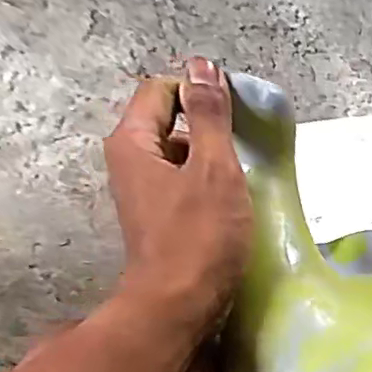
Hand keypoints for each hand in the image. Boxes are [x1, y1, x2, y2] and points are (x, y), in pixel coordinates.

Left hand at [100, 57, 253, 329]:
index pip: (161, 90)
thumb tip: (201, 66)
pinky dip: (207, 189)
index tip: (233, 117)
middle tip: (241, 153)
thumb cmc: (199, 237)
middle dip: (207, 131)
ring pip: (180, 158)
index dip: (198, 93)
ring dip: (211, 163)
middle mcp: (129, 163)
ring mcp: (142, 195)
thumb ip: (208, 116)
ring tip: (240, 184)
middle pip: (169, 123)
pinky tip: (230, 208)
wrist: (180, 306)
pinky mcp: (159, 221)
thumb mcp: (213, 169)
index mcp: (132, 142)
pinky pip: (184, 188)